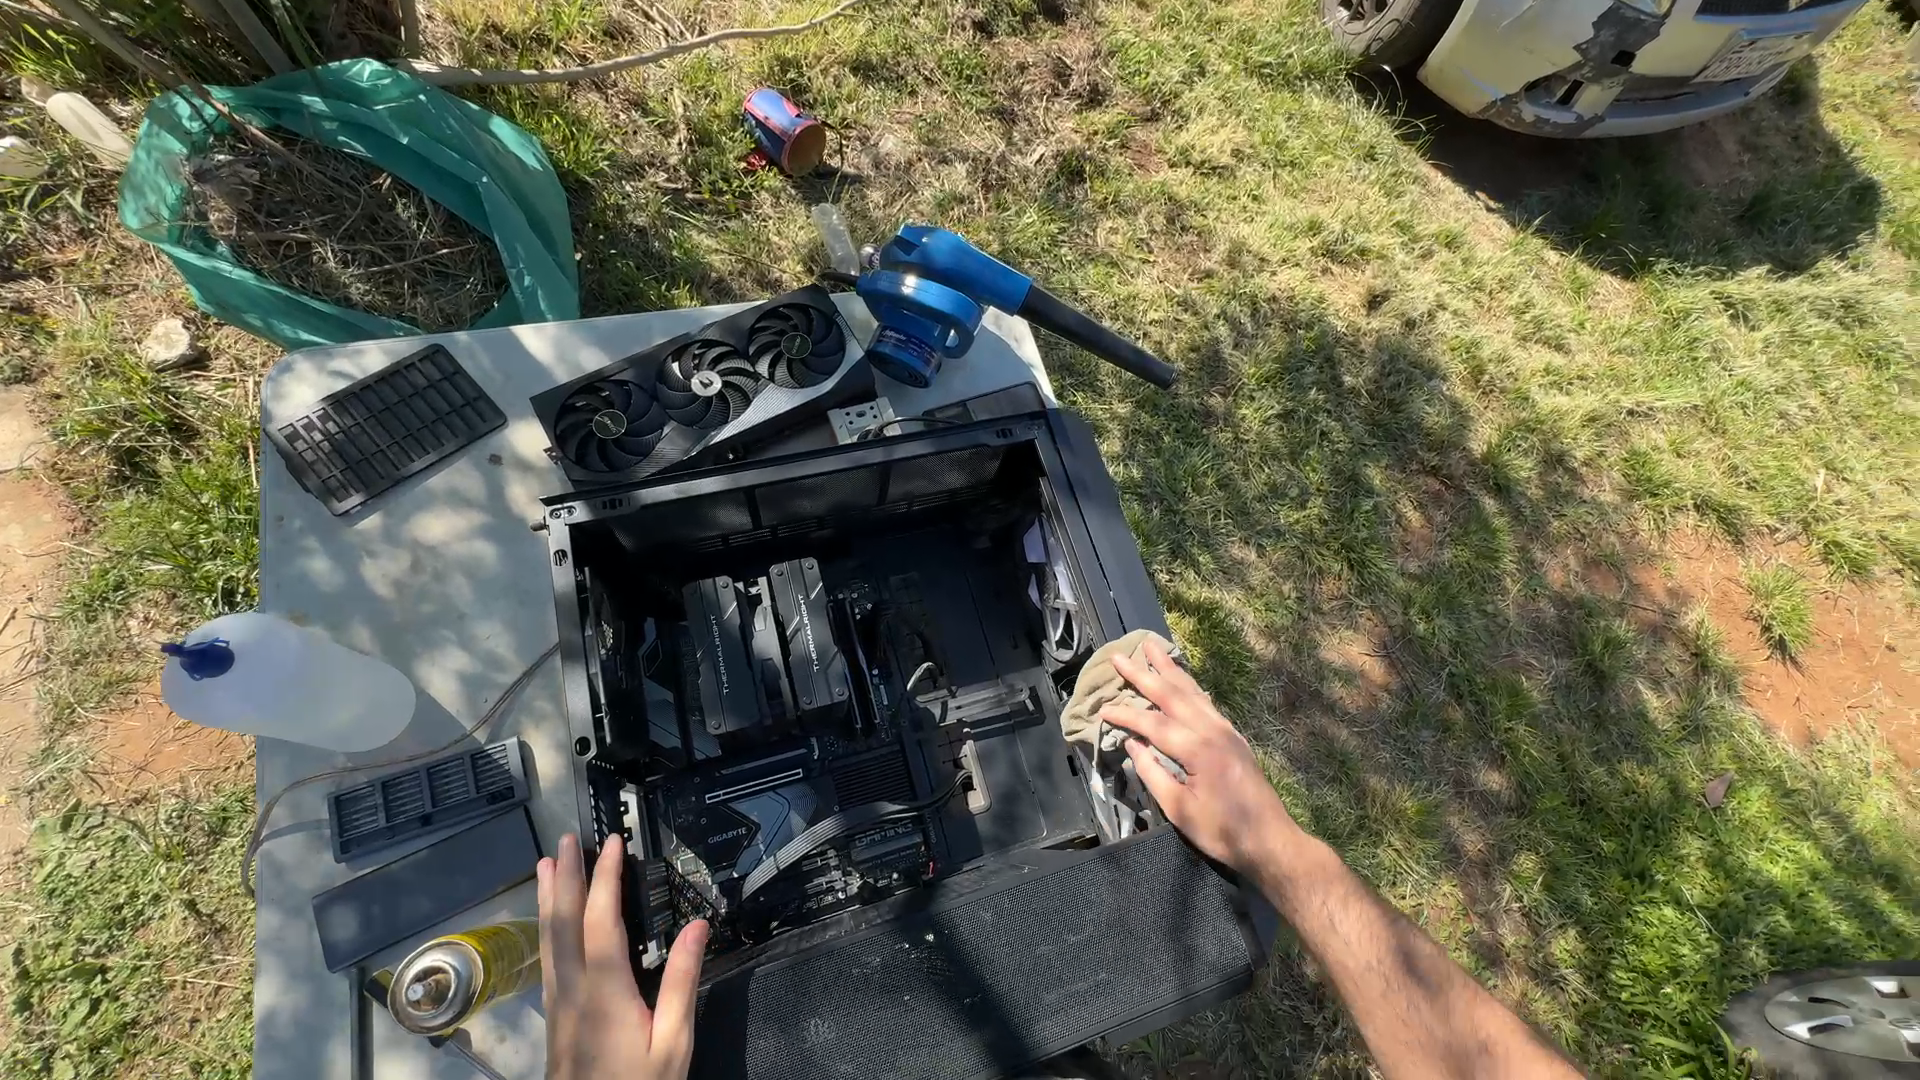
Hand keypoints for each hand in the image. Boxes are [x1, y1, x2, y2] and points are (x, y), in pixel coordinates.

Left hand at [539, 833, 707, 1079]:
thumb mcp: (673, 1043)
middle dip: (567, 878)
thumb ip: (683, 983)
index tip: (613, 843)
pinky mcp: (555, 1018)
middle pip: (563, 924)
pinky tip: (551, 920)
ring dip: (549, 898)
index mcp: (604, 992)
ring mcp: (558, 1005)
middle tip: (566, 840)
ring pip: (548, 940)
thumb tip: (696, 924)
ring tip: (548, 865)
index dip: (606, 879)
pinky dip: (547, 927)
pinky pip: (548, 958)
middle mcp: (572, 992)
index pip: (601, 922)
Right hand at [1100, 638, 1297, 874]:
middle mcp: (1213, 731)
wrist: (1271, 841)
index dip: (1126, 715)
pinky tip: (1180, 678)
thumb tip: (1132, 744)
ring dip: (1169, 668)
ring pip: (1192, 691)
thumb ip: (1152, 773)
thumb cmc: (1222, 832)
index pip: (1153, 724)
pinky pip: (1205, 701)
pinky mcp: (1233, 736)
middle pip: (1172, 695)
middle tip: (1121, 656)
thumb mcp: (1179, 810)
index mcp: (1198, 750)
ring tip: (1152, 647)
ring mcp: (1226, 731)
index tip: (1102, 709)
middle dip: (1144, 674)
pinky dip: (1188, 684)